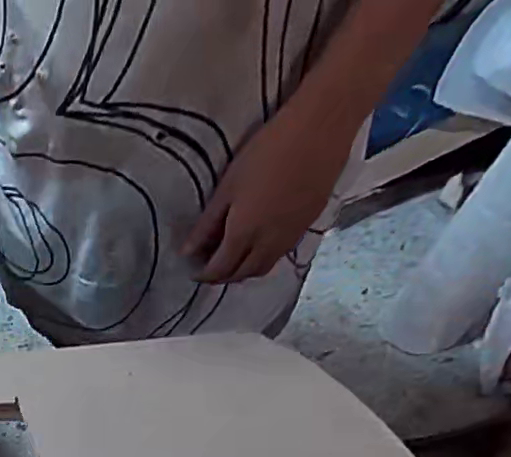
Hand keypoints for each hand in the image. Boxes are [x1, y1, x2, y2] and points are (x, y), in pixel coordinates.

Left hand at [182, 107, 350, 282]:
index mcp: (245, 234)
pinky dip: (263, 258)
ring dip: (244, 270)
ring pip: (264, 267)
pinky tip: (256, 244)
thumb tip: (187, 252)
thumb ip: (206, 225)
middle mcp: (269, 242)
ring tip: (231, 258)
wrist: (323, 126)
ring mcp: (292, 234)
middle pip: (243, 274)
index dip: (204, 275)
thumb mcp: (227, 188)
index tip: (193, 271)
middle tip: (209, 267)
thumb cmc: (267, 151)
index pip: (220, 269)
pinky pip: (281, 253)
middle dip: (222, 277)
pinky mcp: (309, 223)